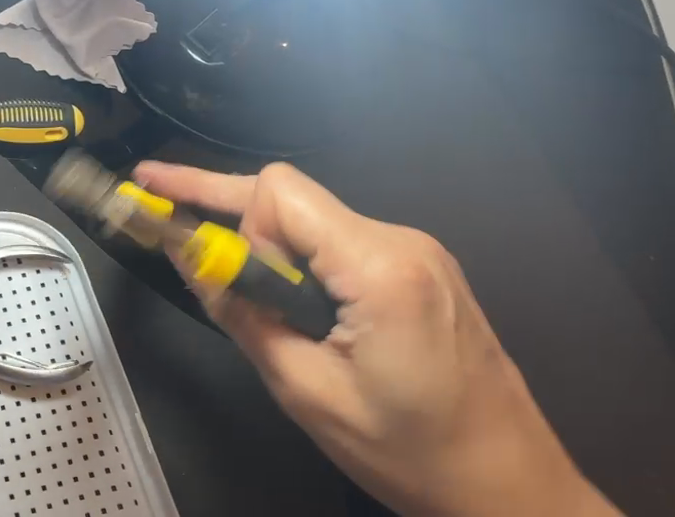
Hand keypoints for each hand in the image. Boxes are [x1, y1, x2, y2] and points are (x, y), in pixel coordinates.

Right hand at [133, 161, 616, 516]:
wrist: (519, 495)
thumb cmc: (412, 454)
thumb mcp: (306, 391)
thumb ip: (239, 312)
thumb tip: (183, 252)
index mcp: (380, 269)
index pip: (279, 191)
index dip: (233, 218)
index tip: (212, 264)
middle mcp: (401, 242)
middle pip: (288, 193)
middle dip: (222, 200)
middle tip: (154, 188)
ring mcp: (416, 252)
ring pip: (308, 214)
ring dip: (261, 239)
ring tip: (237, 283)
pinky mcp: (419, 269)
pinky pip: (334, 238)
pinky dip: (294, 254)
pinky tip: (284, 293)